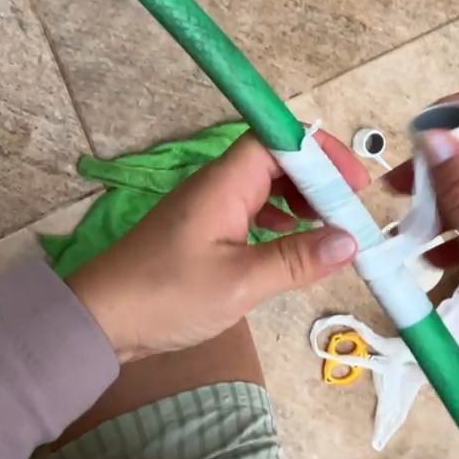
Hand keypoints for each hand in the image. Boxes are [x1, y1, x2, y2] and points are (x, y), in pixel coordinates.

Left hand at [67, 130, 367, 362]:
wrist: (103, 318)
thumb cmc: (168, 295)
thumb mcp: (241, 282)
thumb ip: (296, 259)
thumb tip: (350, 241)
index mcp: (223, 183)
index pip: (278, 140)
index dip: (320, 152)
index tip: (356, 181)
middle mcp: (214, 186)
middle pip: (274, 161)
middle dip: (317, 179)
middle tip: (353, 208)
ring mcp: (205, 209)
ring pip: (263, 188)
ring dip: (300, 201)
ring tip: (333, 226)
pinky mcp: (200, 233)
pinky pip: (248, 212)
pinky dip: (277, 221)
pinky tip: (295, 241)